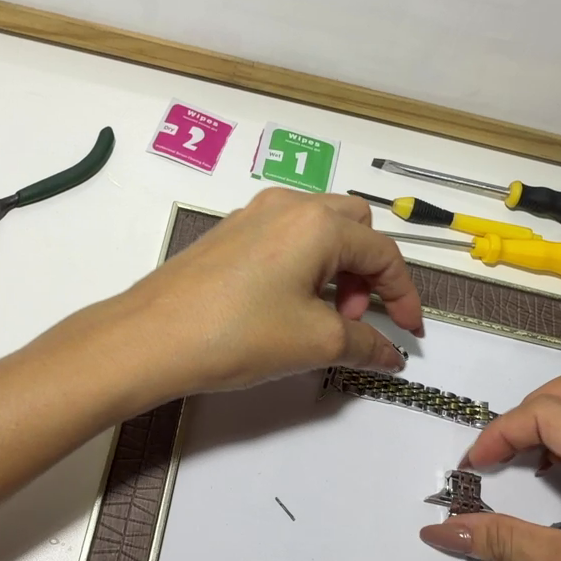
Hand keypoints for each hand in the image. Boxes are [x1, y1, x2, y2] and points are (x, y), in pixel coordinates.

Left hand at [93, 189, 422, 400]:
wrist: (151, 338)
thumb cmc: (239, 335)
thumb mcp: (315, 343)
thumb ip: (366, 344)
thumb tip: (393, 354)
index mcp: (317, 223)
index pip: (383, 252)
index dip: (405, 294)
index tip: (410, 332)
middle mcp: (287, 205)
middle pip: (353, 225)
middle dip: (368, 270)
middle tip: (353, 315)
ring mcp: (253, 215)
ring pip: (318, 228)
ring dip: (336, 267)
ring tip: (321, 315)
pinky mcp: (229, 233)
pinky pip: (285, 237)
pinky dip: (304, 264)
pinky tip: (287, 305)